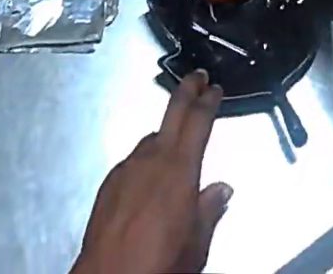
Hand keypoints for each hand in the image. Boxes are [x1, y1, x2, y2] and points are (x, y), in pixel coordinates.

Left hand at [72, 71, 231, 273]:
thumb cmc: (159, 264)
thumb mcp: (197, 245)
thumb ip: (209, 210)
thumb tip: (222, 189)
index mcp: (180, 168)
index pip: (198, 121)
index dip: (208, 100)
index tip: (214, 88)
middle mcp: (152, 158)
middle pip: (173, 111)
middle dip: (187, 90)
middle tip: (197, 77)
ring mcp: (128, 166)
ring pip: (152, 138)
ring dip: (166, 132)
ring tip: (177, 140)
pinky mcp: (110, 180)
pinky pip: (134, 160)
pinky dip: (146, 159)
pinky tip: (150, 178)